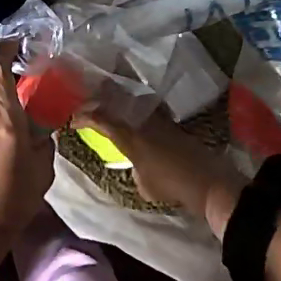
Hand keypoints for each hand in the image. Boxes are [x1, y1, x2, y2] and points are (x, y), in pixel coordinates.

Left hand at [0, 42, 53, 233]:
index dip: (7, 50)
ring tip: (7, 69)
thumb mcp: (43, 165)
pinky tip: (6, 102)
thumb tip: (43, 126)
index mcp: (4, 117)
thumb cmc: (17, 194)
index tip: (19, 41)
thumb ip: (43, 138)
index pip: (0, 71)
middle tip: (1, 42)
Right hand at [79, 111, 246, 237]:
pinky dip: (136, 109)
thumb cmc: (171, 185)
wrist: (208, 182)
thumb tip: (136, 164)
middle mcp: (143, 122)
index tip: (72, 118)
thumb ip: (134, 168)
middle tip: (87, 94)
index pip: (102, 120)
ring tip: (106, 98)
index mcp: (130, 136)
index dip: (85, 117)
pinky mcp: (172, 125)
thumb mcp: (143, 184)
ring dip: (118, 99)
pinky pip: (147, 111)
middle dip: (100, 96)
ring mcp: (160, 120)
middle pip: (117, 100)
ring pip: (133, 103)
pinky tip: (133, 112)